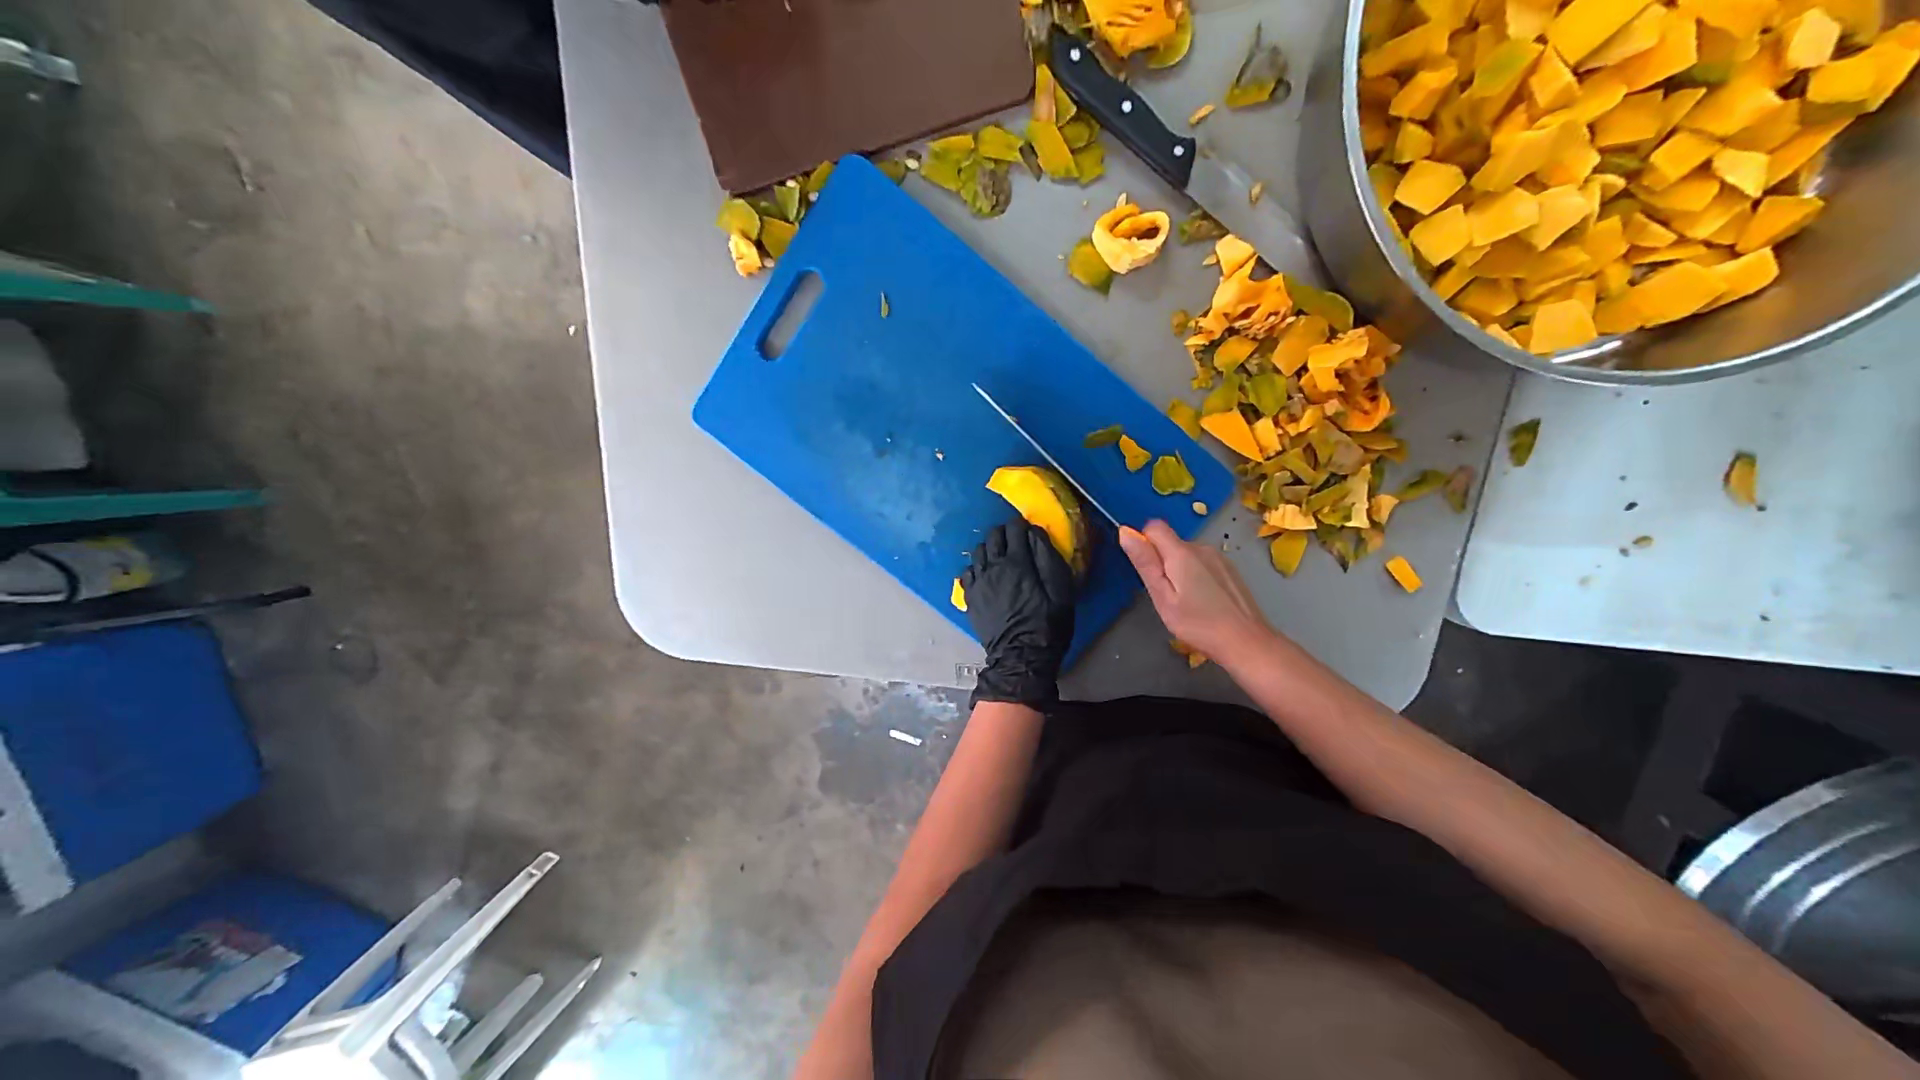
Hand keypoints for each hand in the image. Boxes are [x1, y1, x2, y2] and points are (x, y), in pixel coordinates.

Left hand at [961, 520, 1076, 707]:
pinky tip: (985, 575)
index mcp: (1018, 563)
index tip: (1028, 530)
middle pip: (993, 536)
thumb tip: (1036, 533)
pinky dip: (976, 567)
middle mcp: (993, 567)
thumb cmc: (1048, 624)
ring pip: (978, 551)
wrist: (1021, 657)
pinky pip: (967, 571)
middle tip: (1015, 542)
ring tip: (1000, 558)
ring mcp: (978, 581)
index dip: (1021, 525)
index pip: (1014, 529)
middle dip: (1004, 534)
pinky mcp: (969, 597)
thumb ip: (1048, 558)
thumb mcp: (1061, 591)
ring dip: (990, 549)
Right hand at [1118, 520, 1277, 667]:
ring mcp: (1219, 558)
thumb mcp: (1163, 597)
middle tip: (1167, 596)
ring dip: (1180, 571)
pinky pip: (1203, 563)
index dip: (1144, 543)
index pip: (1154, 527)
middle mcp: (1202, 547)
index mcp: (1181, 553)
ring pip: (1187, 554)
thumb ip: (1145, 563)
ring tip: (1187, 602)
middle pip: (1171, 542)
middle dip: (1162, 562)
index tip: (1148, 571)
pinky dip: (1197, 576)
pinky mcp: (1230, 569)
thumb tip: (1125, 531)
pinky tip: (1205, 602)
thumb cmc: (1198, 624)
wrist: (1246, 641)